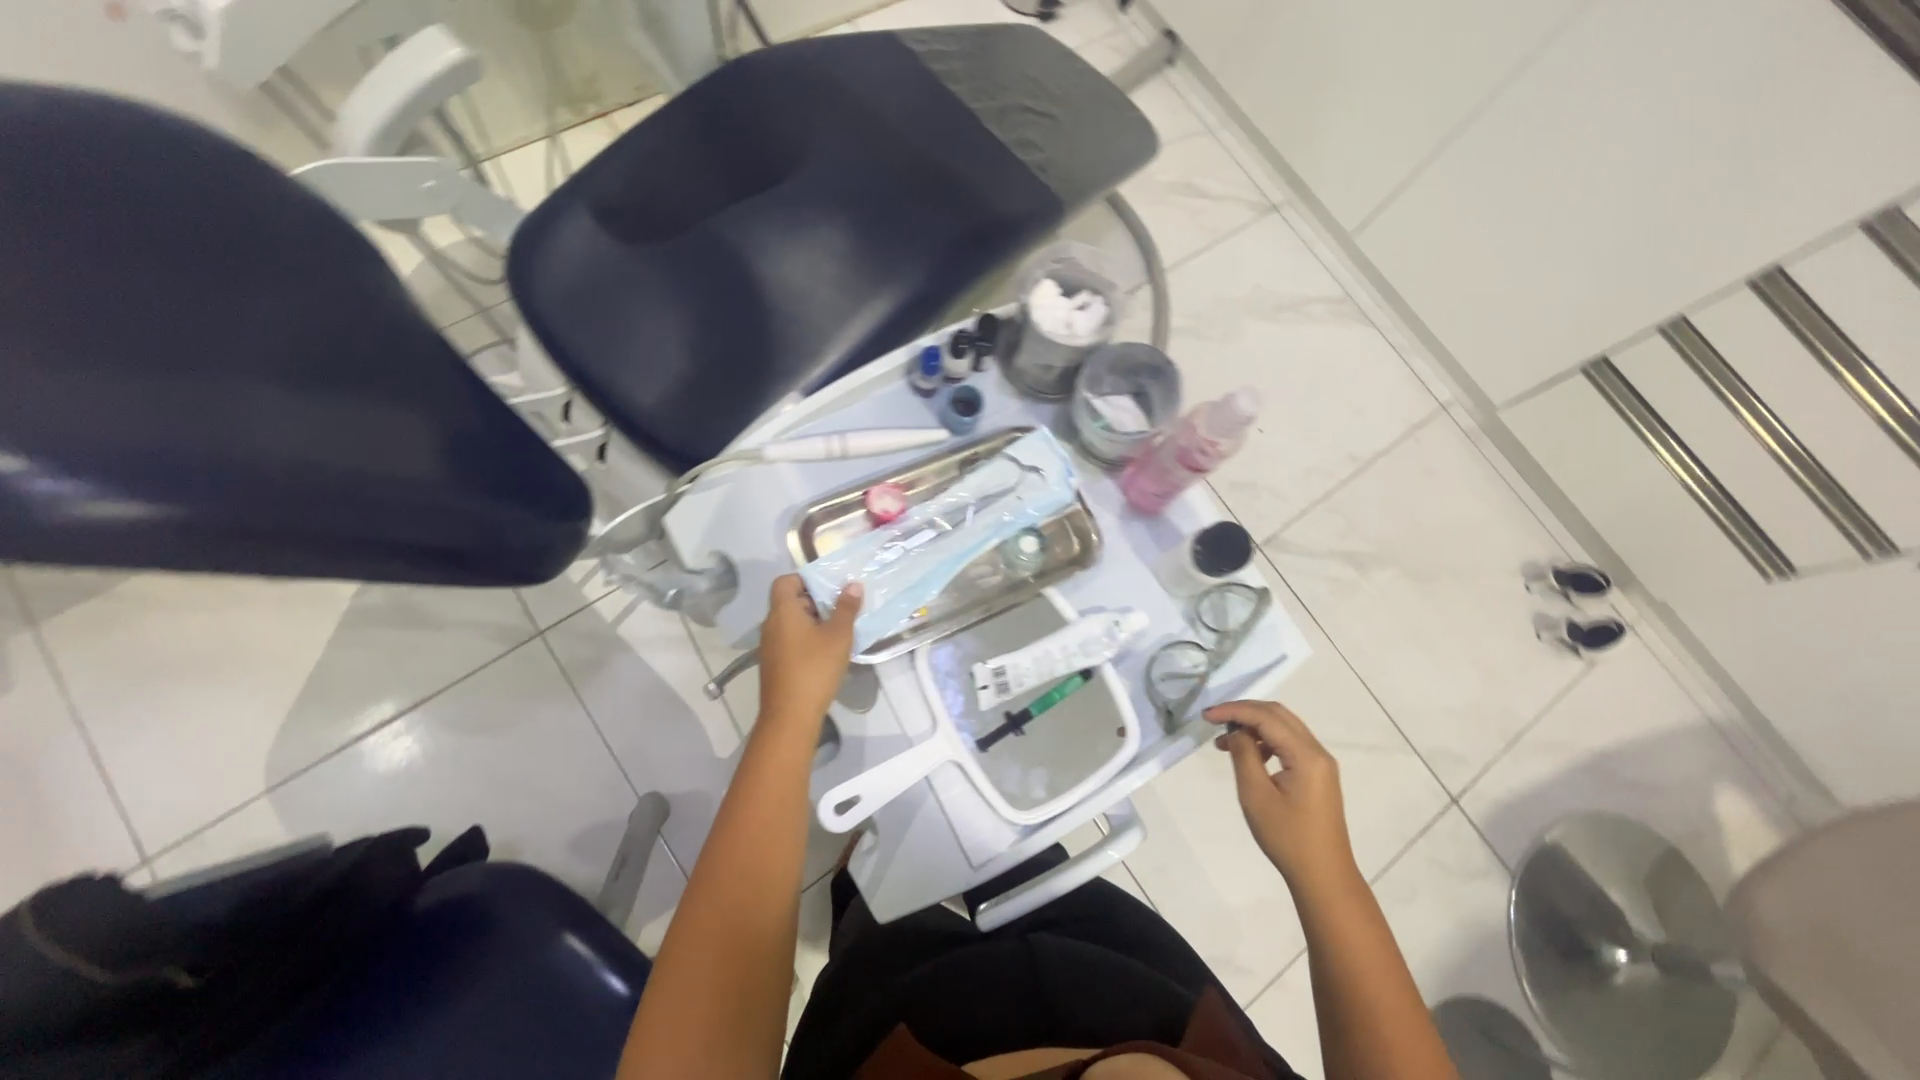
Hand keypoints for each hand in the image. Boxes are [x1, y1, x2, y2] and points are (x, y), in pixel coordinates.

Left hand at [758, 575, 861, 724]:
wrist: (790, 715)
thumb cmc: (815, 668)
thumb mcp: (838, 636)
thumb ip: (846, 608)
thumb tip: (852, 585)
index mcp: (783, 612)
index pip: (785, 581)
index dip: (805, 579)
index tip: (829, 587)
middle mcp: (771, 625)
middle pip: (790, 601)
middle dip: (816, 601)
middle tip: (842, 607)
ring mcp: (770, 646)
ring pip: (791, 623)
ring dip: (813, 622)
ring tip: (838, 629)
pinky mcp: (774, 663)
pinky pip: (790, 640)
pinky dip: (806, 638)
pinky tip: (826, 652)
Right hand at [1207, 701, 1358, 890]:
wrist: (1322, 874)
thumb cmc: (1287, 837)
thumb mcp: (1256, 795)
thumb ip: (1244, 755)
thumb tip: (1236, 731)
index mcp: (1306, 755)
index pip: (1267, 717)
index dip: (1234, 711)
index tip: (1206, 715)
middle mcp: (1318, 752)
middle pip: (1278, 715)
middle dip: (1244, 712)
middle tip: (1214, 720)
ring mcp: (1320, 763)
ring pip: (1284, 727)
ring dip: (1254, 726)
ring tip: (1225, 742)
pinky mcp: (1317, 774)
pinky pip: (1290, 743)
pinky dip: (1266, 740)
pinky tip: (1248, 754)